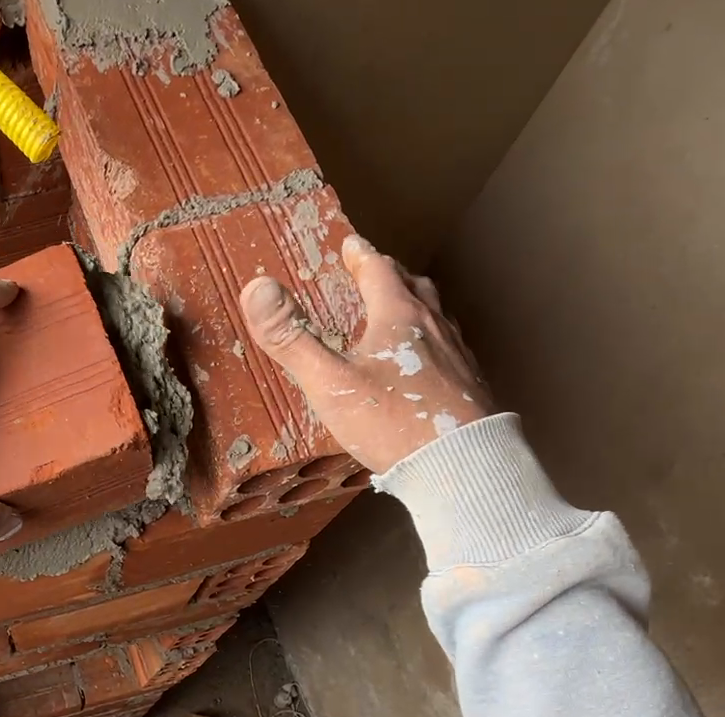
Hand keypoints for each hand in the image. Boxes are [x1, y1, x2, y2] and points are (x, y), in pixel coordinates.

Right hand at [240, 234, 495, 473]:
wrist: (458, 464)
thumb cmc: (389, 421)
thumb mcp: (328, 381)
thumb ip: (291, 338)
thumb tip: (256, 288)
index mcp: (398, 318)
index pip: (379, 272)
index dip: (361, 256)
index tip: (351, 245)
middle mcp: (433, 328)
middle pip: (414, 288)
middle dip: (391, 275)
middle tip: (375, 272)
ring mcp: (456, 356)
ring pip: (436, 316)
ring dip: (416, 305)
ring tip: (400, 311)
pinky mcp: (469, 385)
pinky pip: (448, 348)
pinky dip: (430, 341)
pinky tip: (423, 363)